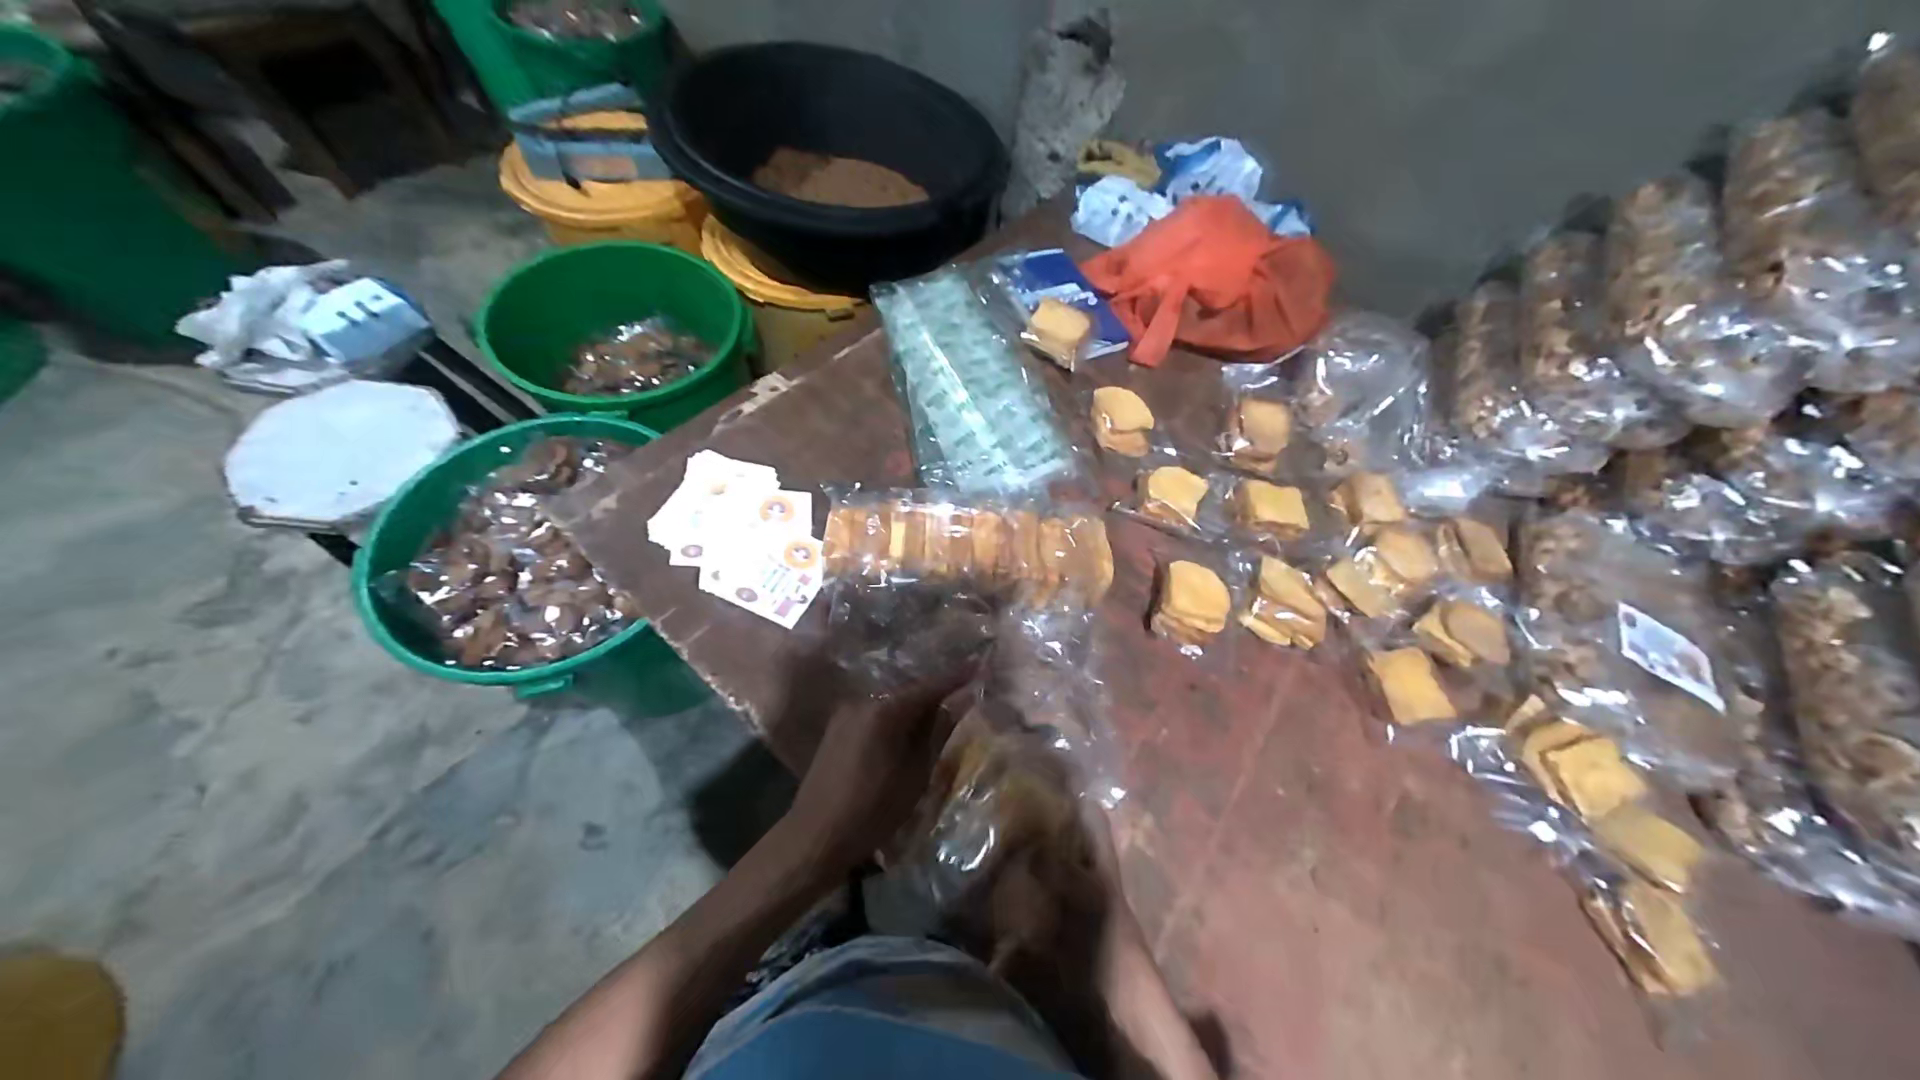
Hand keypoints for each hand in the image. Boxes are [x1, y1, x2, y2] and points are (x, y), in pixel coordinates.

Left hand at [778, 676, 969, 873]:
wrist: (816, 837)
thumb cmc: (873, 810)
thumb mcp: (916, 774)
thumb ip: (936, 732)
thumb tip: (958, 702)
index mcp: (884, 710)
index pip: (929, 686)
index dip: (957, 676)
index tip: (980, 663)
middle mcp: (862, 702)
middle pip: (908, 690)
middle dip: (936, 691)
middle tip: (964, 689)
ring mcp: (845, 714)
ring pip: (890, 702)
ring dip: (915, 706)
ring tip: (942, 709)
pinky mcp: (836, 730)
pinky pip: (874, 714)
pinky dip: (895, 717)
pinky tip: (909, 728)